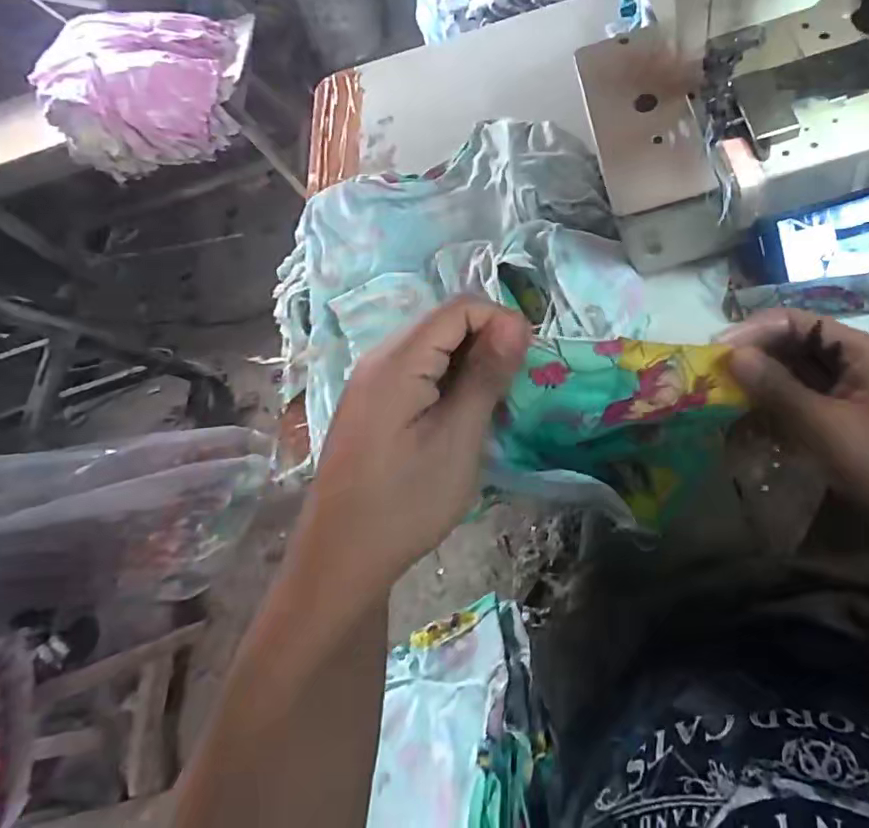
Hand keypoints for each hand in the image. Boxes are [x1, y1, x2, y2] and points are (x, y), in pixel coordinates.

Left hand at [303, 298, 530, 581]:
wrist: (342, 560)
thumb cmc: (406, 501)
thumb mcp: (458, 437)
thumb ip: (486, 374)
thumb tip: (516, 322)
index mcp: (397, 362)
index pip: (459, 308)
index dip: (501, 320)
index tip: (526, 361)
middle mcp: (379, 360)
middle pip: (445, 323)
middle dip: (488, 341)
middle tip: (513, 388)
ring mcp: (372, 382)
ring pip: (434, 348)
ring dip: (471, 363)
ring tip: (492, 405)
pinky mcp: (373, 404)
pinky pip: (420, 372)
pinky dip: (450, 381)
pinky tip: (462, 416)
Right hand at [721, 309, 868, 546]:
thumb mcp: (828, 428)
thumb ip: (779, 390)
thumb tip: (733, 355)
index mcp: (857, 349)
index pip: (795, 321)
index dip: (752, 332)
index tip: (714, 353)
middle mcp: (854, 361)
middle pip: (794, 345)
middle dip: (754, 359)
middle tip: (712, 378)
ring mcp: (852, 390)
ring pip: (796, 375)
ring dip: (763, 385)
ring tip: (725, 400)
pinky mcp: (847, 418)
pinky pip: (805, 402)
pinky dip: (779, 409)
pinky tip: (754, 424)